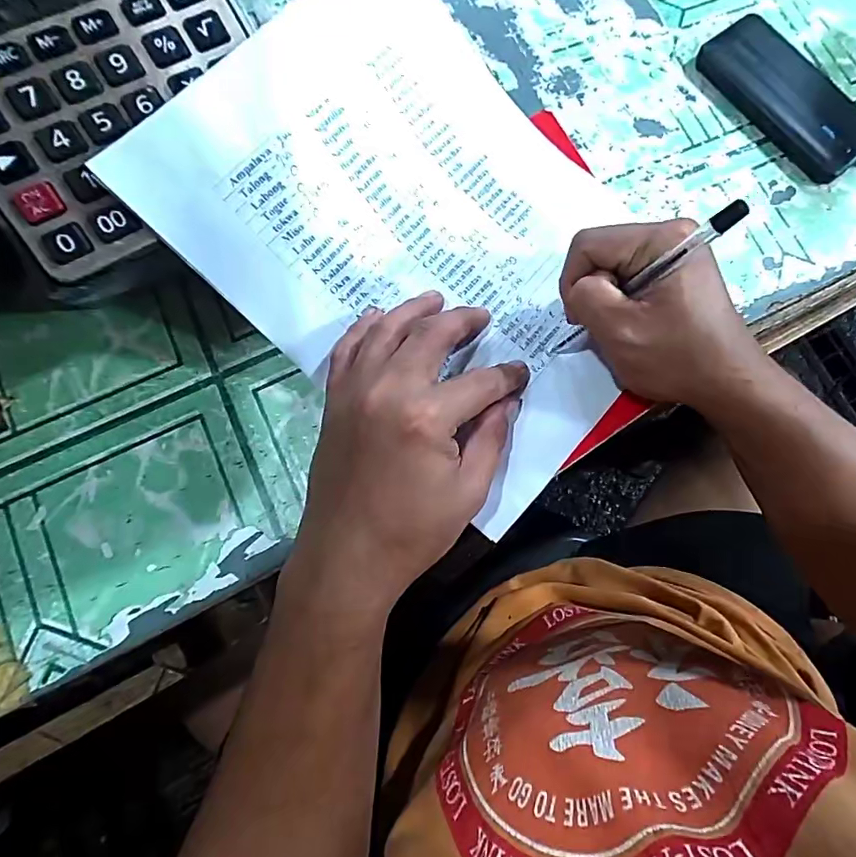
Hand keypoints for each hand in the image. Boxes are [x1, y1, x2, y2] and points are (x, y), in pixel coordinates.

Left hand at [283, 292, 528, 612]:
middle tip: (482, 317)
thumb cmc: (413, 532)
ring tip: (437, 299)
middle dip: (462, 322)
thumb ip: (492, 438)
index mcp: (427, 417)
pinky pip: (347, 349)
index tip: (520, 375)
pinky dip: (364, 328)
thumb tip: (506, 402)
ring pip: (385, 330)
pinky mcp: (335, 400)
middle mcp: (388, 390)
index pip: (481, 382)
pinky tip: (379, 317)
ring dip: (414, 310)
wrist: (346, 556)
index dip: (507, 376)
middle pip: (430, 337)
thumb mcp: (470, 492)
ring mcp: (355, 391)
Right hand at [560, 219, 770, 410]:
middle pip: (602, 253)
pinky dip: (626, 305)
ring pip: (615, 269)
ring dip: (610, 303)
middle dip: (595, 293)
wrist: (729, 382)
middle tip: (608, 330)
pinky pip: (633, 279)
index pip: (587, 244)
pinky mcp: (679, 272)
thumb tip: (580, 287)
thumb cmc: (679, 360)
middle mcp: (672, 234)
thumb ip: (586, 298)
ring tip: (628, 331)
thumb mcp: (620, 331)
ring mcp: (678, 252)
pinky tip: (641, 327)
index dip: (573, 282)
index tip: (583, 320)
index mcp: (661, 238)